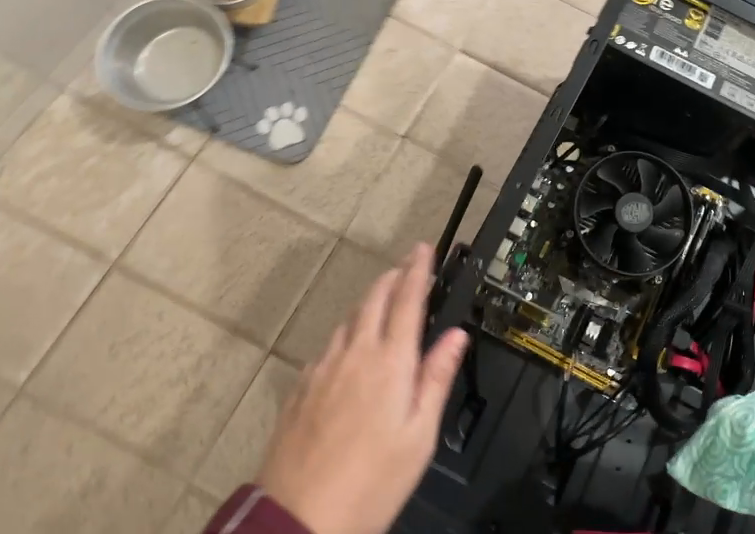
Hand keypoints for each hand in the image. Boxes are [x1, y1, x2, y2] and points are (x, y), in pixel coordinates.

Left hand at [260, 243, 468, 533]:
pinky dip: (345, 334)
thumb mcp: (419, 436)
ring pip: (349, 320)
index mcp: (390, 363)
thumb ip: (436, 378)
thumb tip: (456, 337)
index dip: (418, 269)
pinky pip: (327, 347)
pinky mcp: (301, 389)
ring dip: (368, 302)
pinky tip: (348, 348)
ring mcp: (323, 370)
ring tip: (382, 301)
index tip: (423, 248)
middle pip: (374, 299)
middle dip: (393, 277)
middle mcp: (355, 356)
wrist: (298, 518)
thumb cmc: (370, 483)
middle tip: (407, 267)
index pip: (407, 299)